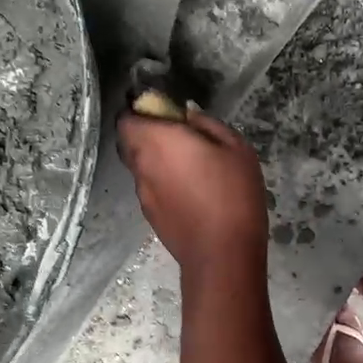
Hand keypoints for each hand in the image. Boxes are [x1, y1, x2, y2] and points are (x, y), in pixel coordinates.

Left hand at [116, 107, 268, 277]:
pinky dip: (163, 179)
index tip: (164, 108)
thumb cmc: (233, 192)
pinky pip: (150, 185)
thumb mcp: (236, 147)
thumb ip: (208, 124)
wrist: (221, 254)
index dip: (139, 110)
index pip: (126, 119)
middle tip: (178, 131)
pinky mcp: (150, 215)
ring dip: (156, 157)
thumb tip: (188, 114)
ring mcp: (143, 193)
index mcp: (158, 142)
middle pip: (129, 141)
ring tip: (189, 161)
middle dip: (146, 132)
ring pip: (140, 165)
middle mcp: (142, 166)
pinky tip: (190, 187)